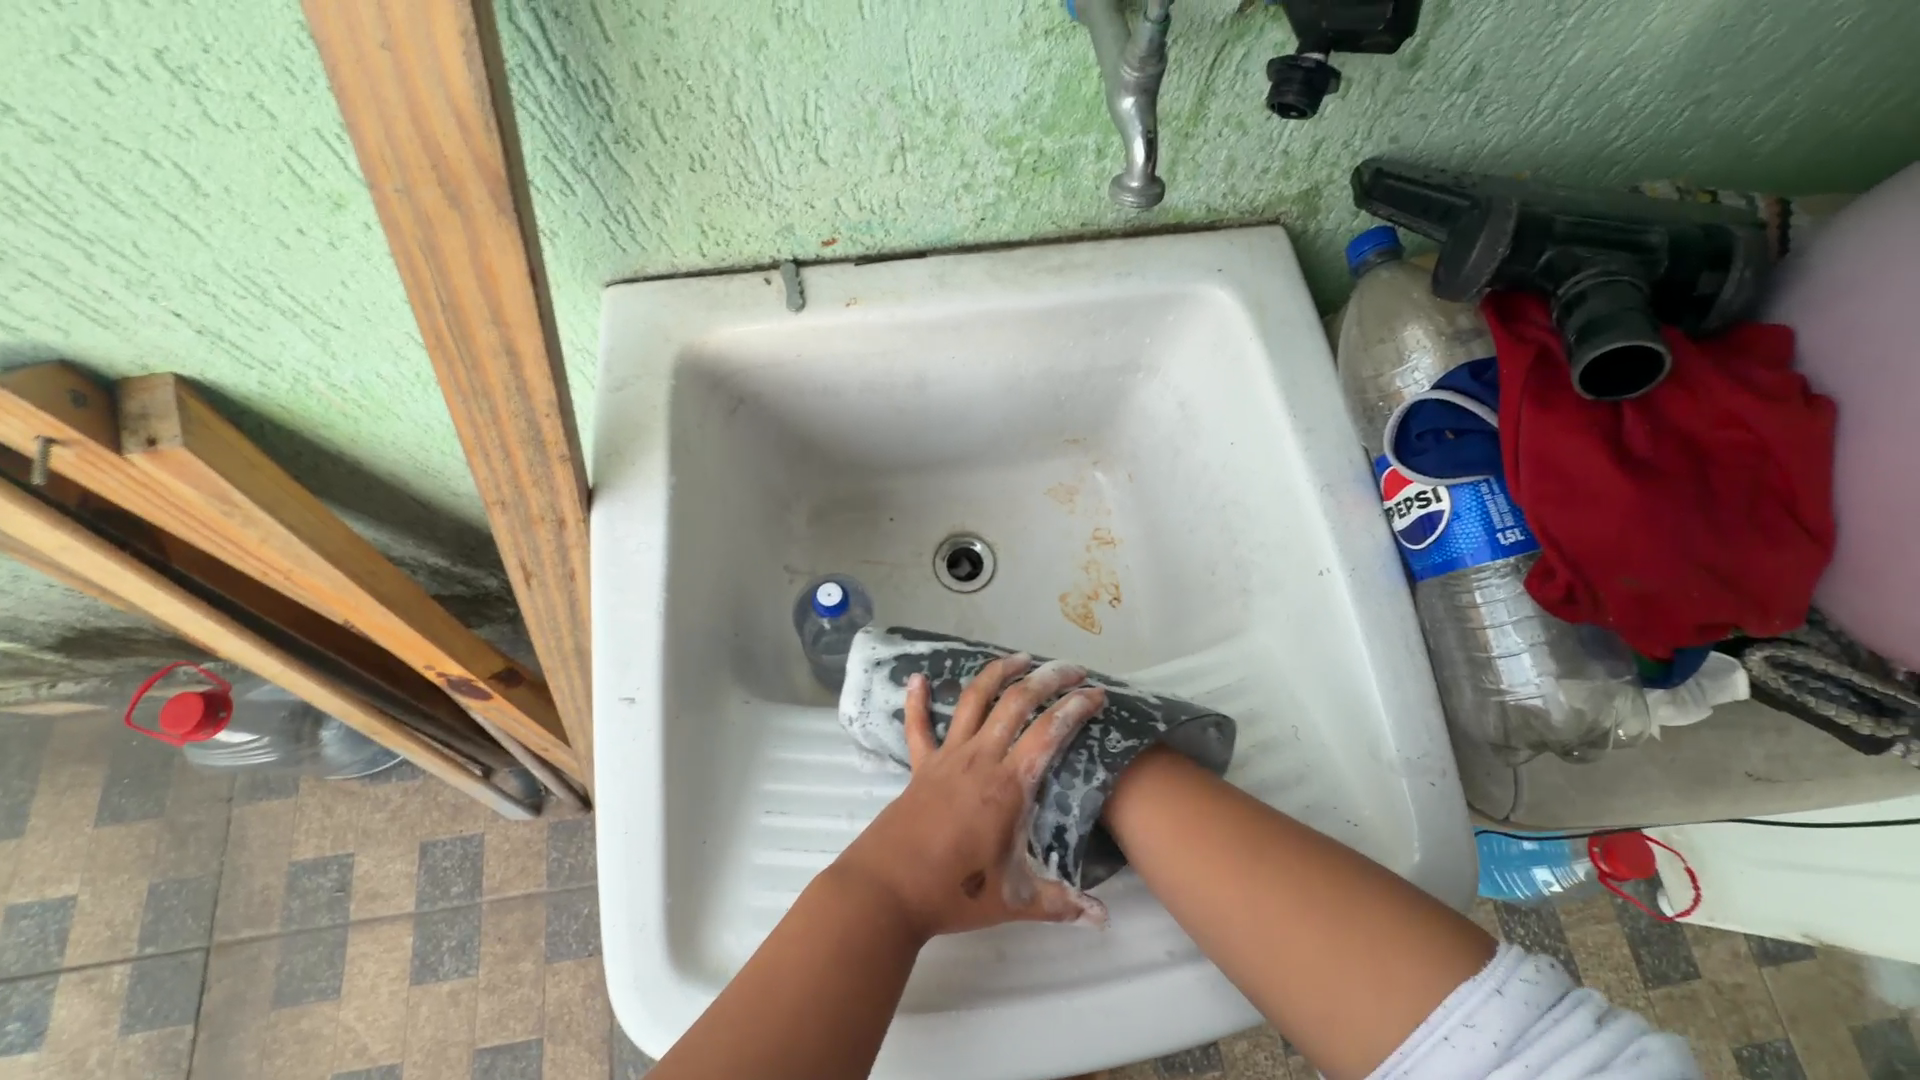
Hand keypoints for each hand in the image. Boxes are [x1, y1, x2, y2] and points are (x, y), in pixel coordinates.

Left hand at [831, 654, 1109, 941]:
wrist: (885, 891)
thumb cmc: (953, 894)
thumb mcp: (1014, 902)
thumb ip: (1060, 904)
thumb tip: (1103, 919)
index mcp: (1007, 787)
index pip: (1049, 732)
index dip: (1076, 708)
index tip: (1097, 694)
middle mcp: (979, 760)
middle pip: (1016, 703)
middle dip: (1047, 679)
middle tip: (1072, 668)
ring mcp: (946, 759)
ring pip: (973, 701)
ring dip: (997, 674)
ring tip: (1019, 658)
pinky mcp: (919, 768)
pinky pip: (917, 727)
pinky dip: (917, 701)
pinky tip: (916, 678)